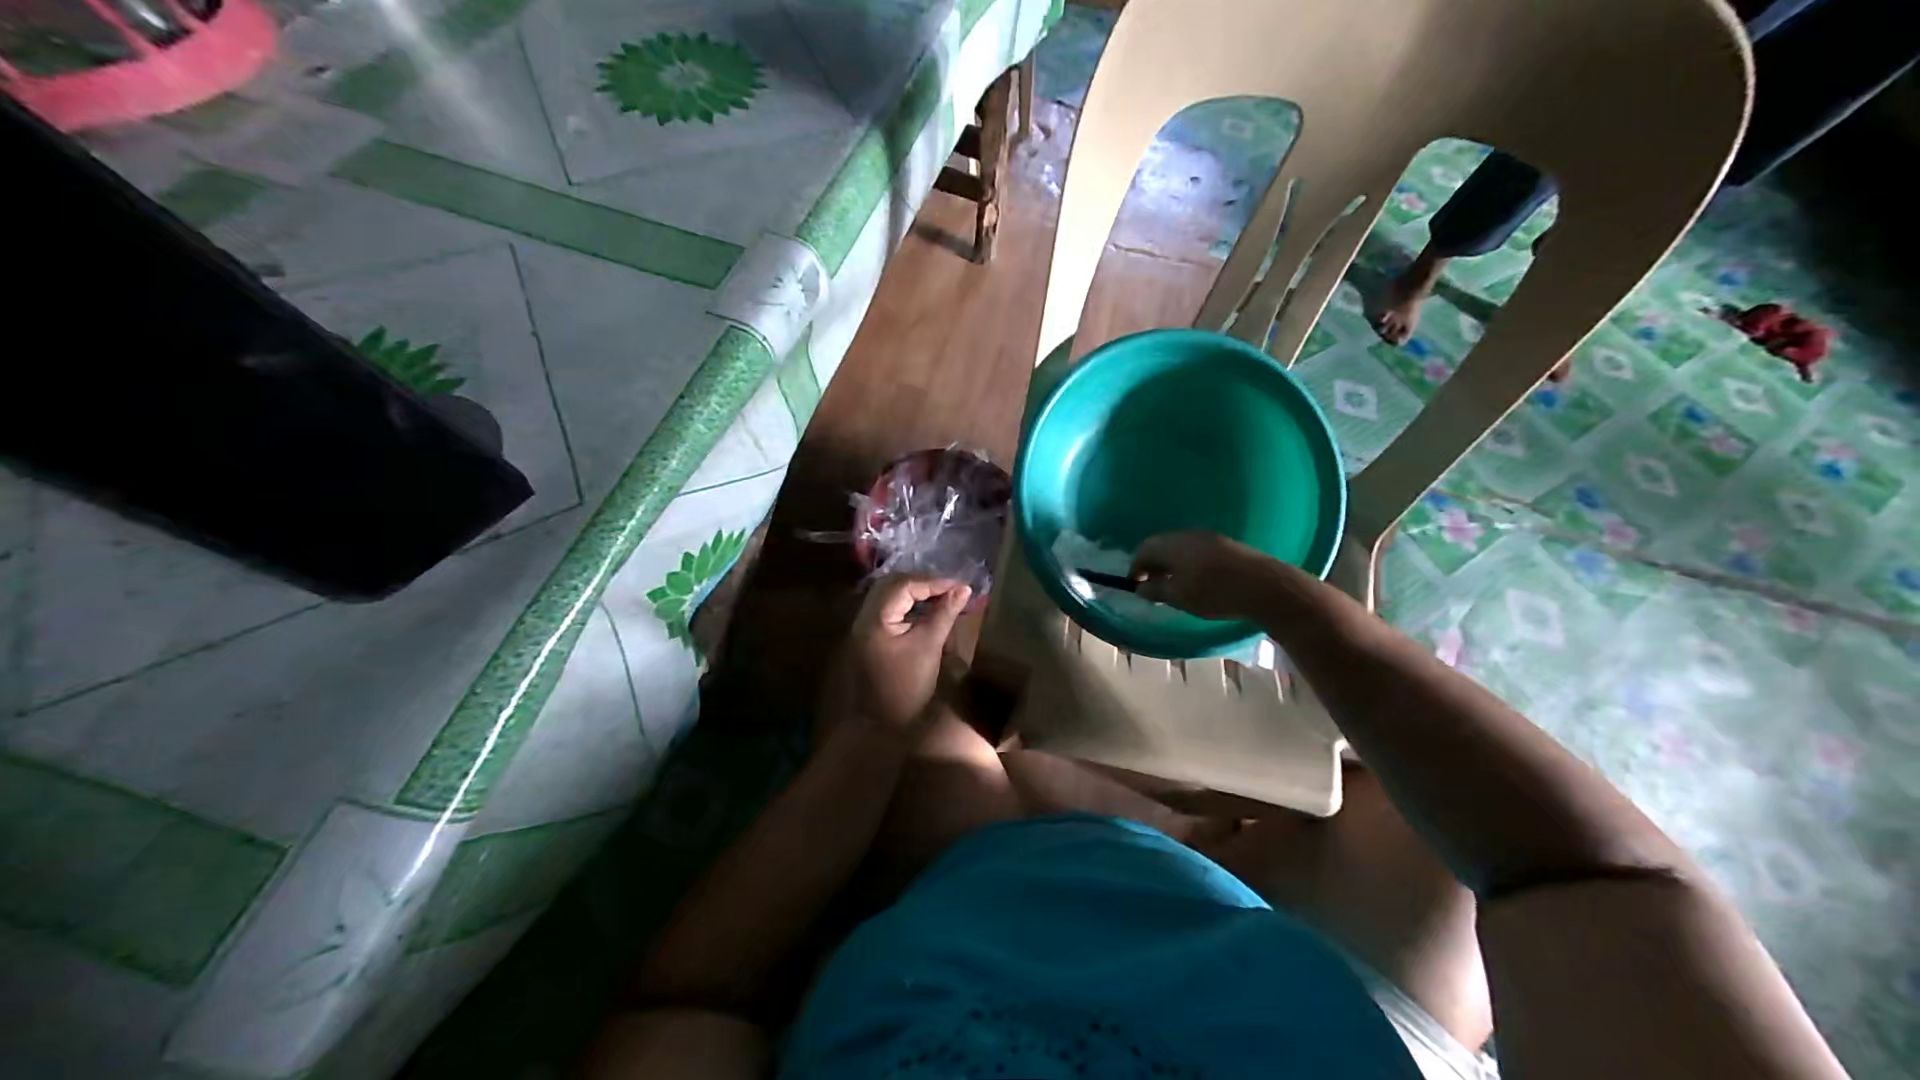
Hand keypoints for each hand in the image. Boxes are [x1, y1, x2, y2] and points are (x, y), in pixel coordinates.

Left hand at [822, 575, 971, 733]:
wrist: (883, 725)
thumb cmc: (908, 687)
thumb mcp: (929, 646)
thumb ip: (945, 614)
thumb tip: (964, 588)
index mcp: (874, 619)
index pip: (903, 585)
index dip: (933, 582)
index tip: (959, 586)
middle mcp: (863, 617)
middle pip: (892, 585)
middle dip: (922, 583)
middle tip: (949, 588)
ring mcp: (864, 627)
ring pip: (888, 596)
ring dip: (914, 593)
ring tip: (942, 597)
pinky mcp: (869, 637)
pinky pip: (888, 610)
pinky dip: (907, 606)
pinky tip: (926, 611)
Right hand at [1130, 530, 1280, 620]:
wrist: (1265, 586)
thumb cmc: (1215, 593)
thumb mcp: (1179, 597)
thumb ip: (1156, 590)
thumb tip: (1141, 587)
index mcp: (1171, 545)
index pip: (1143, 549)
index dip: (1136, 567)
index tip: (1136, 586)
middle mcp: (1187, 535)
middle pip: (1161, 545)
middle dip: (1153, 564)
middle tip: (1153, 586)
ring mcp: (1208, 537)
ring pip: (1179, 547)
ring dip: (1171, 564)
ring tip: (1175, 586)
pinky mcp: (1226, 545)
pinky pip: (1196, 550)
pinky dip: (1188, 563)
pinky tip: (1197, 580)